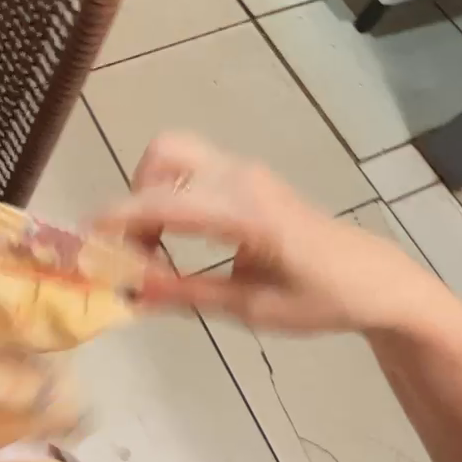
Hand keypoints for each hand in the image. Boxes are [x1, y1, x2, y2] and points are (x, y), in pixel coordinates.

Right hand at [94, 133, 447, 335]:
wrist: (376, 278)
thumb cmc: (321, 299)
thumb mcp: (252, 308)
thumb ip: (187, 293)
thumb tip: (129, 290)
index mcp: (247, 212)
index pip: (166, 203)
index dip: (120, 218)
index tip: (85, 240)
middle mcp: (240, 177)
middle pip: (164, 153)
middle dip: (135, 195)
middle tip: (138, 245)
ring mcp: (243, 169)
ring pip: (174, 154)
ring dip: (150, 190)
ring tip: (156, 243)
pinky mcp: (244, 173)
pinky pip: (191, 166)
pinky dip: (168, 191)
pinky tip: (180, 235)